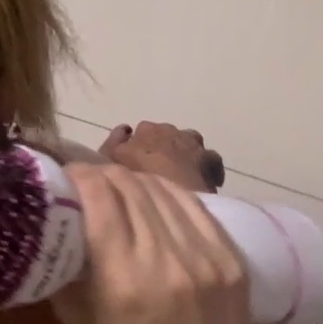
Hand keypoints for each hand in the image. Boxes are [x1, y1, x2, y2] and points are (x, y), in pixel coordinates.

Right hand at [53, 163, 249, 323]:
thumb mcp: (77, 315)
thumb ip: (61, 261)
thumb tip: (47, 212)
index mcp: (123, 275)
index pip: (97, 193)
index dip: (76, 173)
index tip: (64, 176)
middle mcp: (165, 259)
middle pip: (125, 183)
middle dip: (99, 174)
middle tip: (86, 183)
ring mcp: (204, 257)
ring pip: (156, 187)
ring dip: (129, 181)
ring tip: (118, 190)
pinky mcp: (230, 258)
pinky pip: (190, 201)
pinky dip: (163, 191)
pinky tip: (151, 198)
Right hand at [100, 121, 223, 191]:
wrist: (172, 195)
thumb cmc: (137, 176)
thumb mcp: (110, 158)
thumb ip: (114, 141)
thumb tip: (124, 128)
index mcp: (146, 129)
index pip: (144, 130)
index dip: (143, 145)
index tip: (142, 159)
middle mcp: (171, 131)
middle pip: (170, 135)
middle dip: (168, 146)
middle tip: (163, 166)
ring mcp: (193, 144)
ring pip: (192, 143)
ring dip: (189, 152)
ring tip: (184, 171)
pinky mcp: (211, 160)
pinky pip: (211, 159)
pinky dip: (208, 166)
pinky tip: (203, 179)